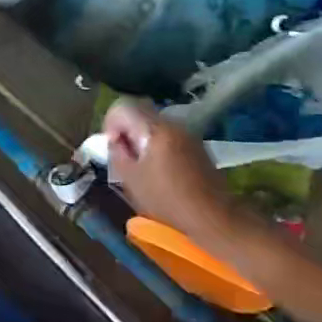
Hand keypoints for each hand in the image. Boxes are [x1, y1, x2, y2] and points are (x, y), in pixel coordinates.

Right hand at [102, 100, 239, 244]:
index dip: (111, 123)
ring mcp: (188, 133)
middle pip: (141, 112)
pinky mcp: (197, 144)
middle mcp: (173, 123)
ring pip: (156, 124)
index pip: (124, 107)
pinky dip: (158, 144)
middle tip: (123, 155)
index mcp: (155, 129)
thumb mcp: (131, 180)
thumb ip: (117, 154)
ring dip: (143, 137)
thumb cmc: (167, 200)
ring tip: (141, 165)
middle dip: (126, 129)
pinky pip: (170, 135)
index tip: (112, 145)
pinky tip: (161, 169)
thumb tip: (115, 140)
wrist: (211, 215)